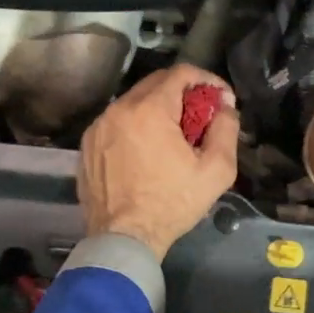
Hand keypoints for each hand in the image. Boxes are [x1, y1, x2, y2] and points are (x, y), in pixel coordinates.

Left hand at [77, 64, 240, 260]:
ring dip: (158, 108)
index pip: (181, 72)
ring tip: (175, 135)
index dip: (206, 79)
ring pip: (134, 101)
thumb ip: (226, 130)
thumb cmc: (172, 204)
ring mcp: (98, 126)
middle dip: (183, 92)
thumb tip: (225, 107)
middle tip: (201, 116)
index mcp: (149, 110)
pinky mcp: (87, 144)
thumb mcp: (215, 171)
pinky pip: (116, 121)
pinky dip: (136, 125)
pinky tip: (147, 149)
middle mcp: (119, 109)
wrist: (123, 239)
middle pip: (156, 82)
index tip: (220, 98)